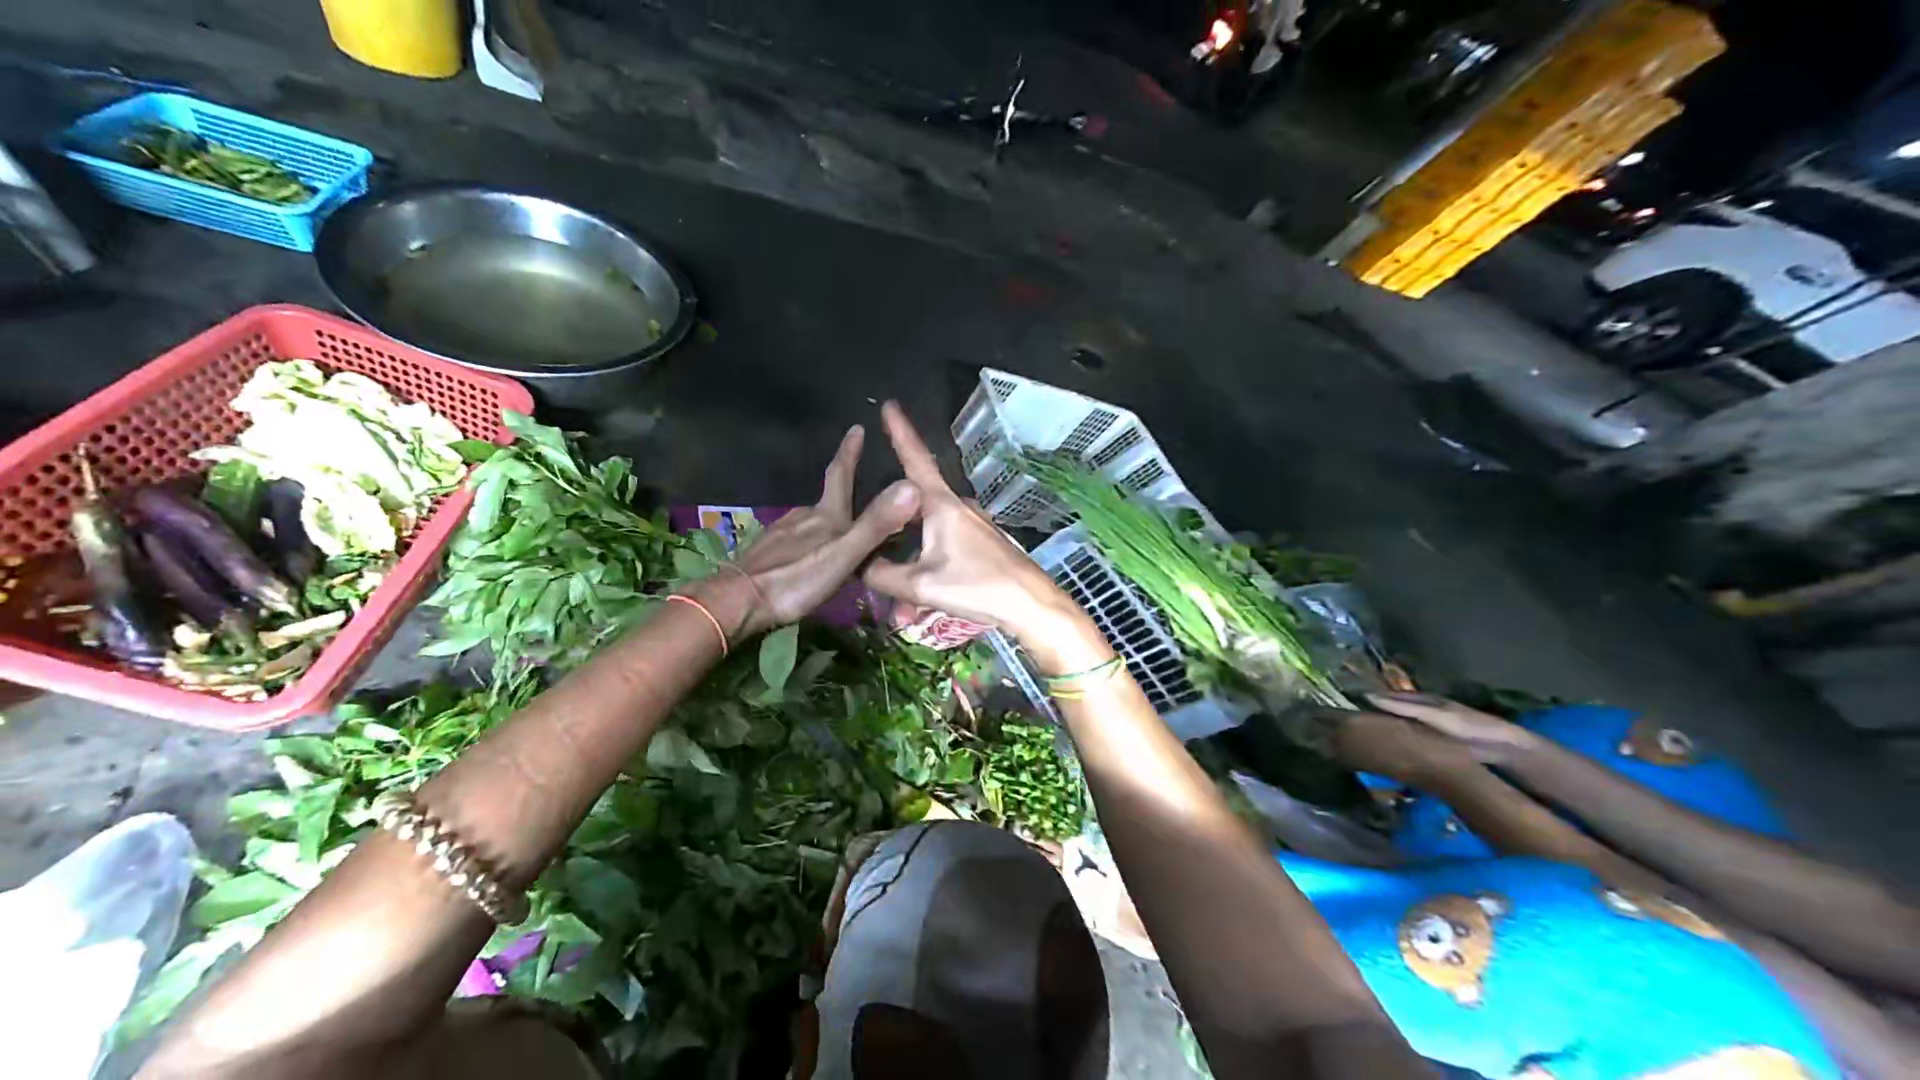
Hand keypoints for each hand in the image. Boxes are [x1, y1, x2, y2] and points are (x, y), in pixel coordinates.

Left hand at [703, 424, 920, 637]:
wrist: (739, 601)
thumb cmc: (796, 579)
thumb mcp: (844, 555)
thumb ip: (876, 524)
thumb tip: (912, 486)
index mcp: (825, 516)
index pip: (840, 474)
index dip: (849, 451)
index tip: (857, 428)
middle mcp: (802, 516)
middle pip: (828, 501)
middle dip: (845, 496)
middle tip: (864, 500)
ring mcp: (782, 533)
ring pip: (813, 522)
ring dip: (829, 524)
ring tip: (844, 536)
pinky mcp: (769, 552)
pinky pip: (798, 540)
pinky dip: (812, 542)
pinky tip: (814, 558)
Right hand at [861, 402, 1082, 641]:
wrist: (1030, 604)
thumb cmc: (976, 586)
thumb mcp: (919, 585)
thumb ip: (881, 573)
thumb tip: (858, 564)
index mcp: (941, 505)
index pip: (915, 459)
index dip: (900, 433)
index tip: (890, 406)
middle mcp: (957, 507)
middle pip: (913, 509)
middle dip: (892, 533)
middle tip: (874, 552)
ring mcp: (972, 524)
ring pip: (927, 539)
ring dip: (912, 567)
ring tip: (905, 607)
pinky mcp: (981, 543)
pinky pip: (943, 550)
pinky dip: (930, 573)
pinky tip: (924, 607)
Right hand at [1329, 709, 1480, 781]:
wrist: (1504, 750)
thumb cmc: (1469, 727)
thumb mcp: (1434, 715)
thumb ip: (1403, 708)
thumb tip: (1366, 697)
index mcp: (1420, 699)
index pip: (1386, 696)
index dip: (1366, 699)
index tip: (1342, 706)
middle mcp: (1421, 711)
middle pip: (1390, 711)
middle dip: (1371, 715)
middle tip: (1345, 724)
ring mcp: (1427, 729)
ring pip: (1398, 727)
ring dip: (1382, 730)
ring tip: (1359, 738)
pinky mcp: (1433, 745)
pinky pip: (1407, 742)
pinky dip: (1394, 743)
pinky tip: (1384, 752)